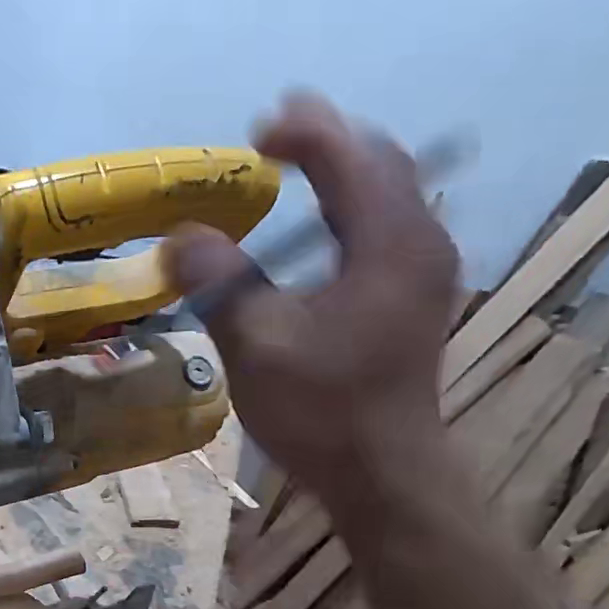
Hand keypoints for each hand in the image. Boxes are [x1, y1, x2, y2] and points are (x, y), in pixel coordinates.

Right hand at [162, 93, 460, 496]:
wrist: (384, 476)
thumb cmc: (324, 412)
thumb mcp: (257, 345)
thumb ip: (220, 281)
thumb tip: (182, 235)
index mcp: (389, 242)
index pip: (349, 155)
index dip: (301, 133)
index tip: (253, 137)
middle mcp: (421, 243)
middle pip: (380, 162)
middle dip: (327, 140)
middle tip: (275, 138)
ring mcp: (427, 273)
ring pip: (390, 194)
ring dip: (343, 173)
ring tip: (295, 170)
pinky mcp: (418, 300)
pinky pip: (390, 228)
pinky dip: (352, 211)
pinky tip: (321, 233)